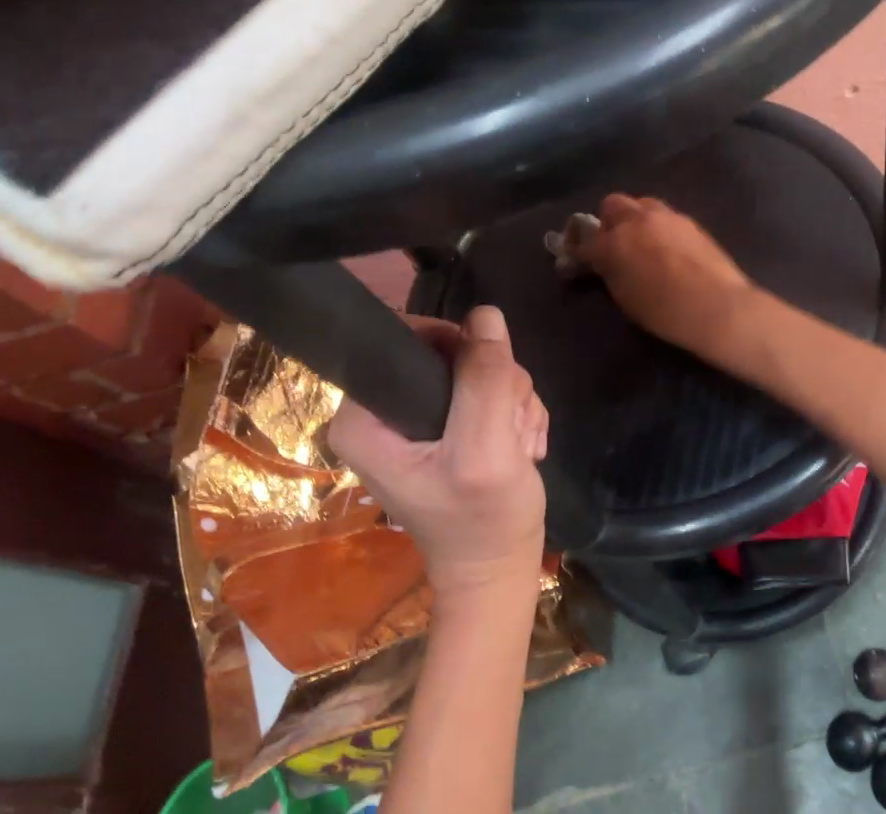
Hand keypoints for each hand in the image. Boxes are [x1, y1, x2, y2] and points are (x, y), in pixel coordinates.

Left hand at [327, 307, 547, 595]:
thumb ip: (485, 381)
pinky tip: (521, 448)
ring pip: (480, 370)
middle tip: (510, 431)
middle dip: (496, 386)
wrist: (499, 570)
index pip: (406, 339)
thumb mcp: (486, 451)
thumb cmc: (482, 522)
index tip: (488, 384)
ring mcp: (420, 419)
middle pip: (452, 352)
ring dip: (513, 403)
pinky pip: (491, 391)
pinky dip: (516, 415)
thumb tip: (487, 314)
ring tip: (518, 447)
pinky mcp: (450, 427)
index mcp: (364, 417)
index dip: (456, 347)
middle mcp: (384, 411)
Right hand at [570, 194, 754, 350]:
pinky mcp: (690, 221)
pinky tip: (665, 246)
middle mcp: (637, 221)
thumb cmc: (666, 312)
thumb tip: (605, 264)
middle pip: (612, 205)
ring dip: (634, 218)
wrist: (717, 306)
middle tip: (611, 243)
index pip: (585, 241)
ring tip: (640, 241)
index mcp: (614, 243)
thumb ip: (611, 273)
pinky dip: (657, 226)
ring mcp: (666, 217)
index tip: (577, 261)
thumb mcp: (626, 298)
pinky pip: (665, 215)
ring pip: (640, 204)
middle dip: (607, 222)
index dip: (577, 251)